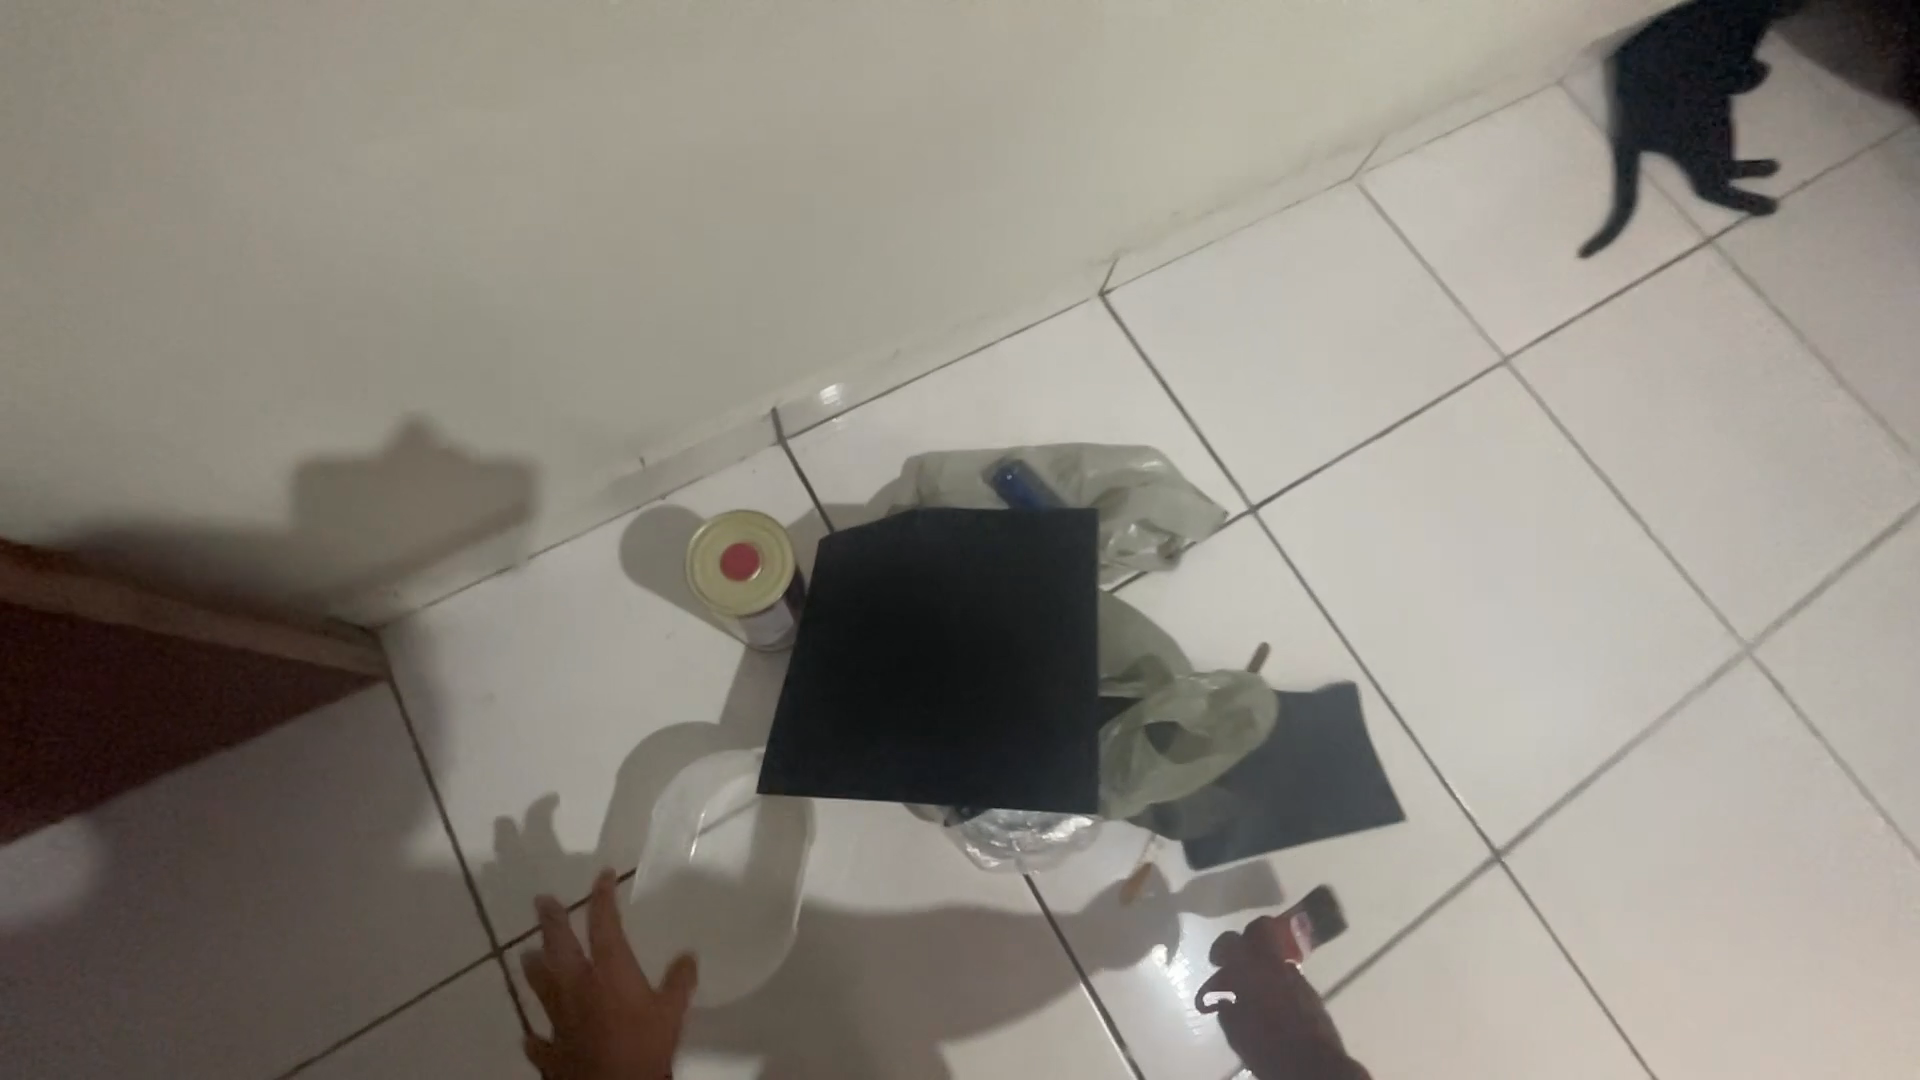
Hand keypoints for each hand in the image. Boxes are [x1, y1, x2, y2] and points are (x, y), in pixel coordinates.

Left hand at [521, 869, 697, 1078]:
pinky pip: (539, 1039)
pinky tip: (530, 1033)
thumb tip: (688, 957)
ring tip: (525, 953)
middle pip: (560, 948)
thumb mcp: (673, 1010)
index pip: (604, 925)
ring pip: (541, 986)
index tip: (603, 875)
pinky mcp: (551, 1053)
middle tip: (542, 901)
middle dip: (552, 922)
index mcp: (610, 972)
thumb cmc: (646, 1047)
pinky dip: (535, 1034)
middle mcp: (579, 989)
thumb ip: (679, 981)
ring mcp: (560, 1021)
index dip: (602, 898)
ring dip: (534, 968)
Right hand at [1195, 916, 1368, 1079]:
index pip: (1229, 941)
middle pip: (1261, 931)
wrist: (1317, 1067)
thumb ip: (1226, 1010)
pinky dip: (1278, 984)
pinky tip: (1274, 1005)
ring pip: (1276, 959)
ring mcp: (1297, 977)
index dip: (1219, 949)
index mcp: (1250, 968)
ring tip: (1255, 992)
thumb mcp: (1237, 1033)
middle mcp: (1274, 964)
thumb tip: (1223, 1002)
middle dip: (1247, 941)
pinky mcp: (1312, 994)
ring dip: (1263, 968)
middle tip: (1238, 960)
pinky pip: (1289, 978)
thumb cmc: (1269, 1048)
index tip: (1215, 963)